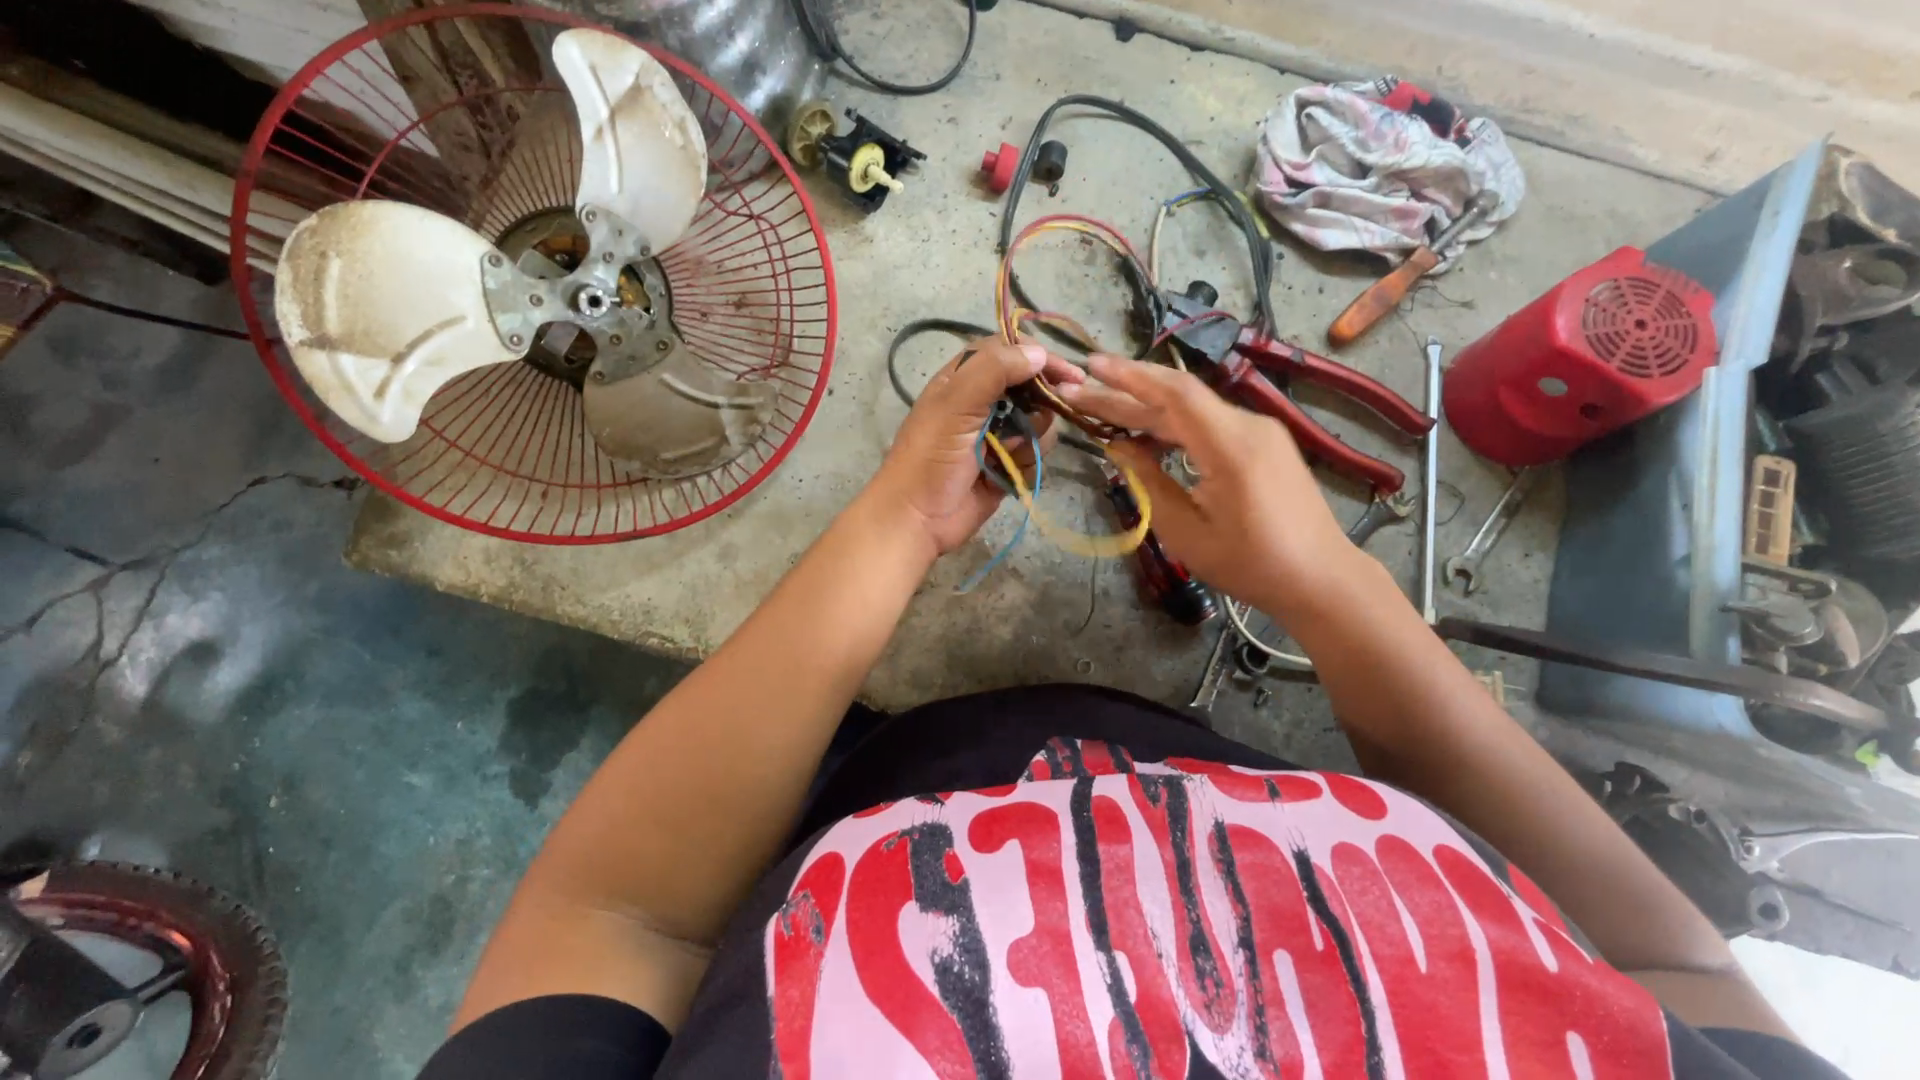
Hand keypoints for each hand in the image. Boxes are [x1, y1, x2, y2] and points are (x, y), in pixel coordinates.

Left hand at [869, 339, 1084, 556]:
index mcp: (961, 380)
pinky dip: (1028, 462)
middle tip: (1059, 406)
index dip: (1036, 356)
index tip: (1066, 370)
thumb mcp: (956, 403)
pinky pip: (1034, 456)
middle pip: (1028, 387)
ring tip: (1013, 449)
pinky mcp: (1005, 467)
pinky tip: (1009, 472)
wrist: (916, 518)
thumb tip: (1038, 352)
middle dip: (1044, 398)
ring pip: (1037, 423)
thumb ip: (995, 371)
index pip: (1006, 351)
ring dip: (1034, 435)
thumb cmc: (930, 456)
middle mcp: (980, 404)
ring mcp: (994, 437)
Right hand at [1055, 354, 1363, 614]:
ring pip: (1194, 409)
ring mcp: (1261, 431)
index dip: (1129, 376)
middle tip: (1081, 391)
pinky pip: (1210, 423)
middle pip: (1179, 398)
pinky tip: (1146, 433)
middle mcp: (1249, 426)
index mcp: (1231, 447)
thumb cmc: (1252, 564)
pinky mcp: (1264, 442)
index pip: (1175, 394)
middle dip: (1126, 393)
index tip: (1091, 366)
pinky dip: (1174, 424)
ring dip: (1148, 409)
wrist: (1320, 578)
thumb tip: (1119, 447)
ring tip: (1103, 410)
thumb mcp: (1187, 534)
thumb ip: (1149, 485)